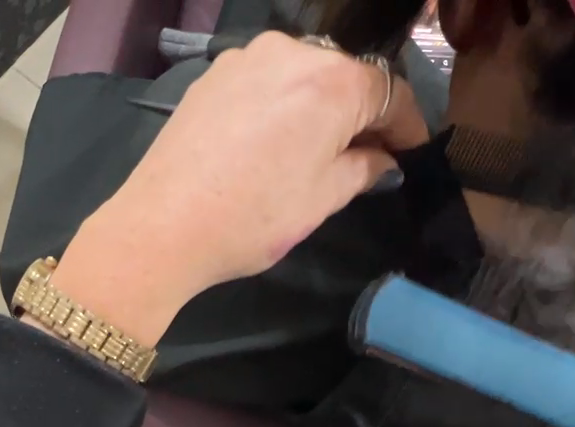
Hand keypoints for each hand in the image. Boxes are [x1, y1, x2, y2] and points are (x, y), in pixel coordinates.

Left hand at [49, 32, 428, 345]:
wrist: (163, 227)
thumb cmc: (251, 219)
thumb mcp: (320, 201)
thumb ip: (362, 170)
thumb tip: (385, 160)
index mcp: (332, 80)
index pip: (391, 91)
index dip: (407, 125)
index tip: (411, 153)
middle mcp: (292, 51)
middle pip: (346, 77)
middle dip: (362, 116)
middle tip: (366, 159)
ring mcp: (247, 58)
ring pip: (303, 77)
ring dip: (318, 110)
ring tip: (314, 156)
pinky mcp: (214, 75)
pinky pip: (266, 84)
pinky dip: (281, 108)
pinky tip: (272, 145)